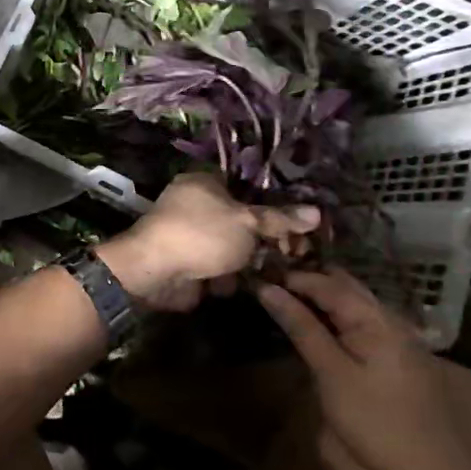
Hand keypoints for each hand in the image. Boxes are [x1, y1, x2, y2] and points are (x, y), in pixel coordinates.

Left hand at [97, 172, 318, 310]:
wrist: (155, 271)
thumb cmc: (201, 235)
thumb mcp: (246, 222)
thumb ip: (279, 219)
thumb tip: (316, 212)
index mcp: (202, 183)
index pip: (245, 188)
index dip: (273, 206)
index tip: (298, 226)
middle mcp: (193, 205)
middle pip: (241, 221)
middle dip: (264, 241)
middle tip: (291, 255)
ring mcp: (190, 235)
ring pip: (232, 248)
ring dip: (247, 263)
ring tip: (270, 274)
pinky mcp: (188, 262)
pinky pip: (218, 269)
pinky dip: (227, 279)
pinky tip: (237, 286)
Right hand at [255, 270, 470, 469]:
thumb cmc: (377, 421)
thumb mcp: (331, 372)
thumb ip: (301, 327)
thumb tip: (267, 289)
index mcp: (376, 319)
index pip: (325, 283)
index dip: (289, 277)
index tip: (256, 278)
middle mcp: (390, 320)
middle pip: (343, 287)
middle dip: (306, 281)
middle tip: (268, 284)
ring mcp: (398, 339)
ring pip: (353, 304)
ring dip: (319, 299)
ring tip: (284, 299)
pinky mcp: (397, 359)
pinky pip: (360, 322)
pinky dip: (334, 317)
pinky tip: (316, 326)